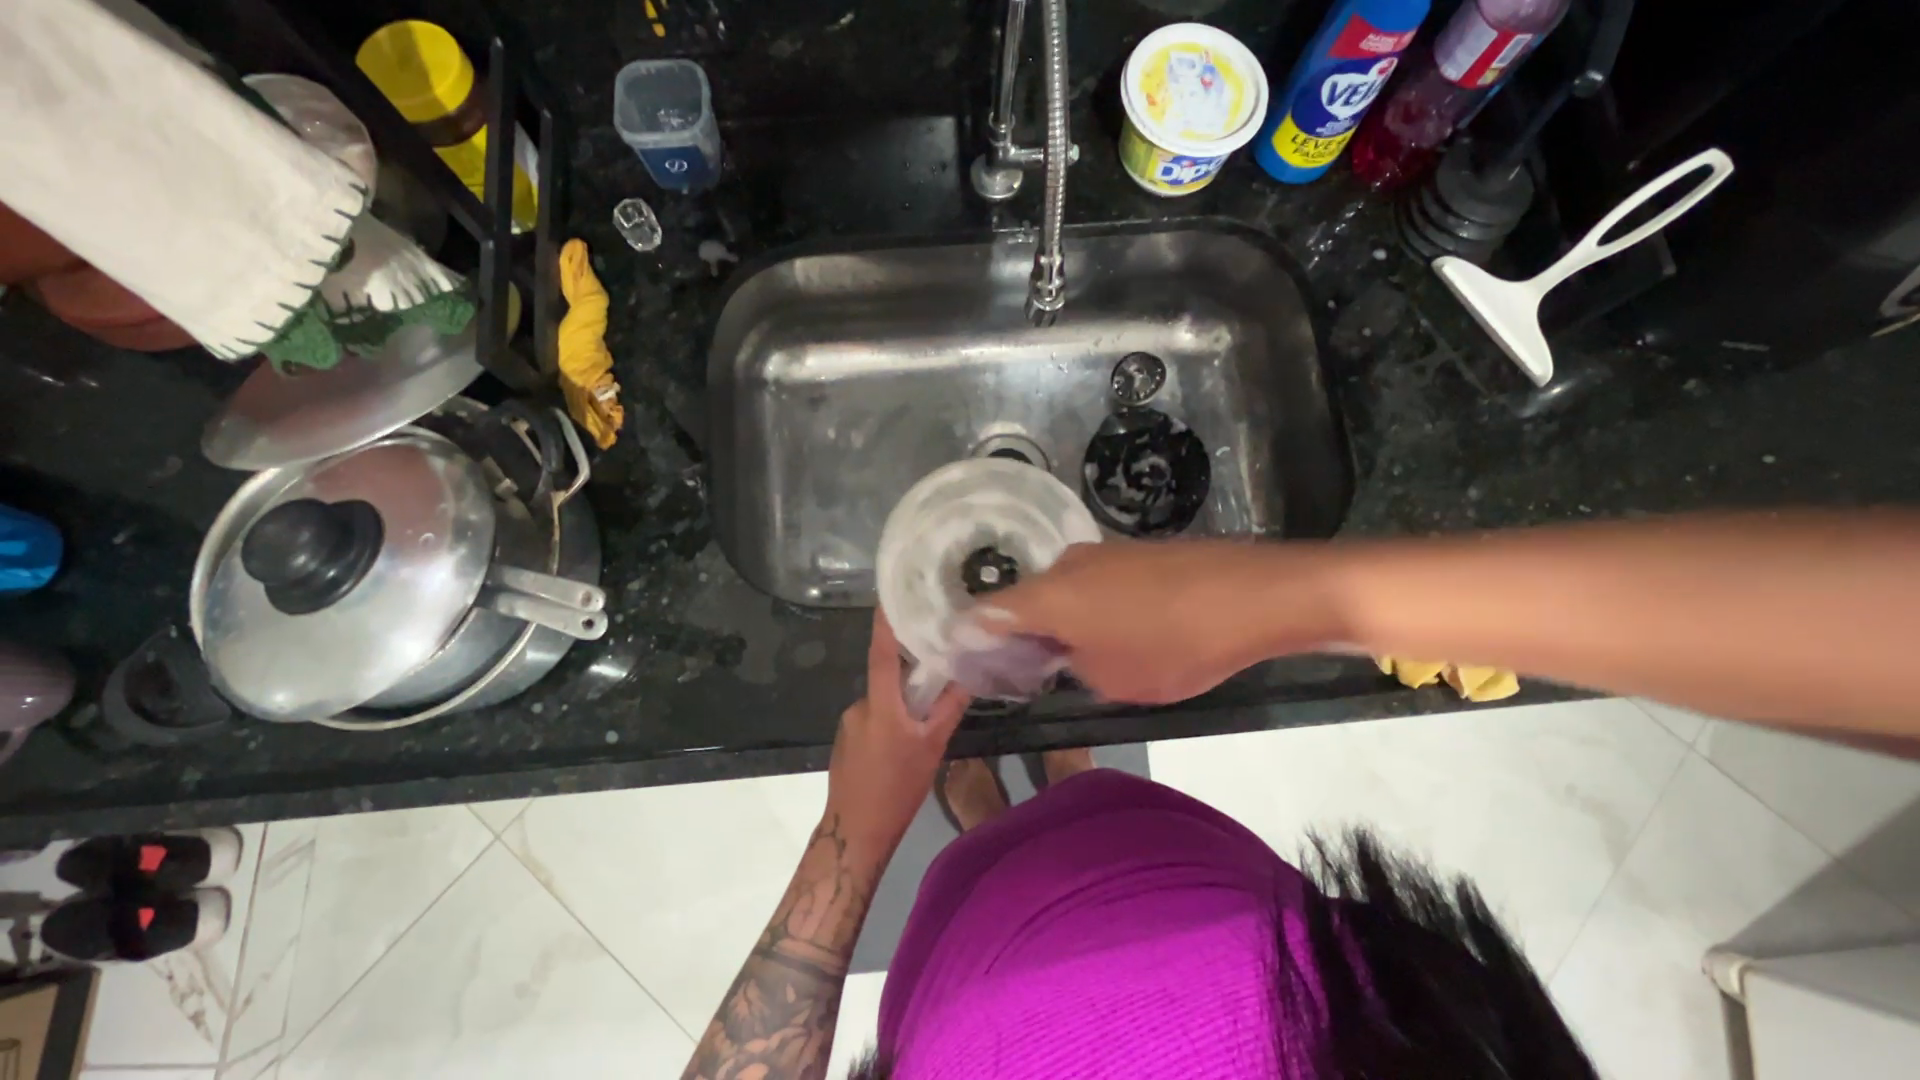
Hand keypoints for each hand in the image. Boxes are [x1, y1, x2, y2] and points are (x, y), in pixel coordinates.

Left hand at [823, 610, 970, 855]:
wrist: (856, 831)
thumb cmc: (897, 788)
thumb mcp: (932, 748)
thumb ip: (948, 709)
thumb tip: (967, 676)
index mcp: (879, 703)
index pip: (881, 652)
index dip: (886, 622)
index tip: (892, 595)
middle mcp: (859, 705)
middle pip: (886, 678)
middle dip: (910, 677)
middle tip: (938, 675)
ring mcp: (848, 724)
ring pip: (882, 703)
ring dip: (901, 707)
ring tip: (924, 727)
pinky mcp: (845, 741)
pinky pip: (872, 720)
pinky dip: (889, 723)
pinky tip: (903, 746)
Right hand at [978, 540, 1344, 703]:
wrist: (1253, 594)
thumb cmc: (1174, 646)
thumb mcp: (1113, 679)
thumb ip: (1072, 665)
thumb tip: (1062, 649)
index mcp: (1047, 596)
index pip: (985, 613)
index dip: (972, 638)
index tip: (973, 662)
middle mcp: (1063, 565)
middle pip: (1024, 599)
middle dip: (1021, 632)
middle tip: (1029, 668)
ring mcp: (1102, 552)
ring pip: (1062, 590)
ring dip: (1061, 619)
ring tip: (1079, 653)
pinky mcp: (1134, 551)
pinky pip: (1095, 582)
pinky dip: (1093, 606)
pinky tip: (1119, 629)